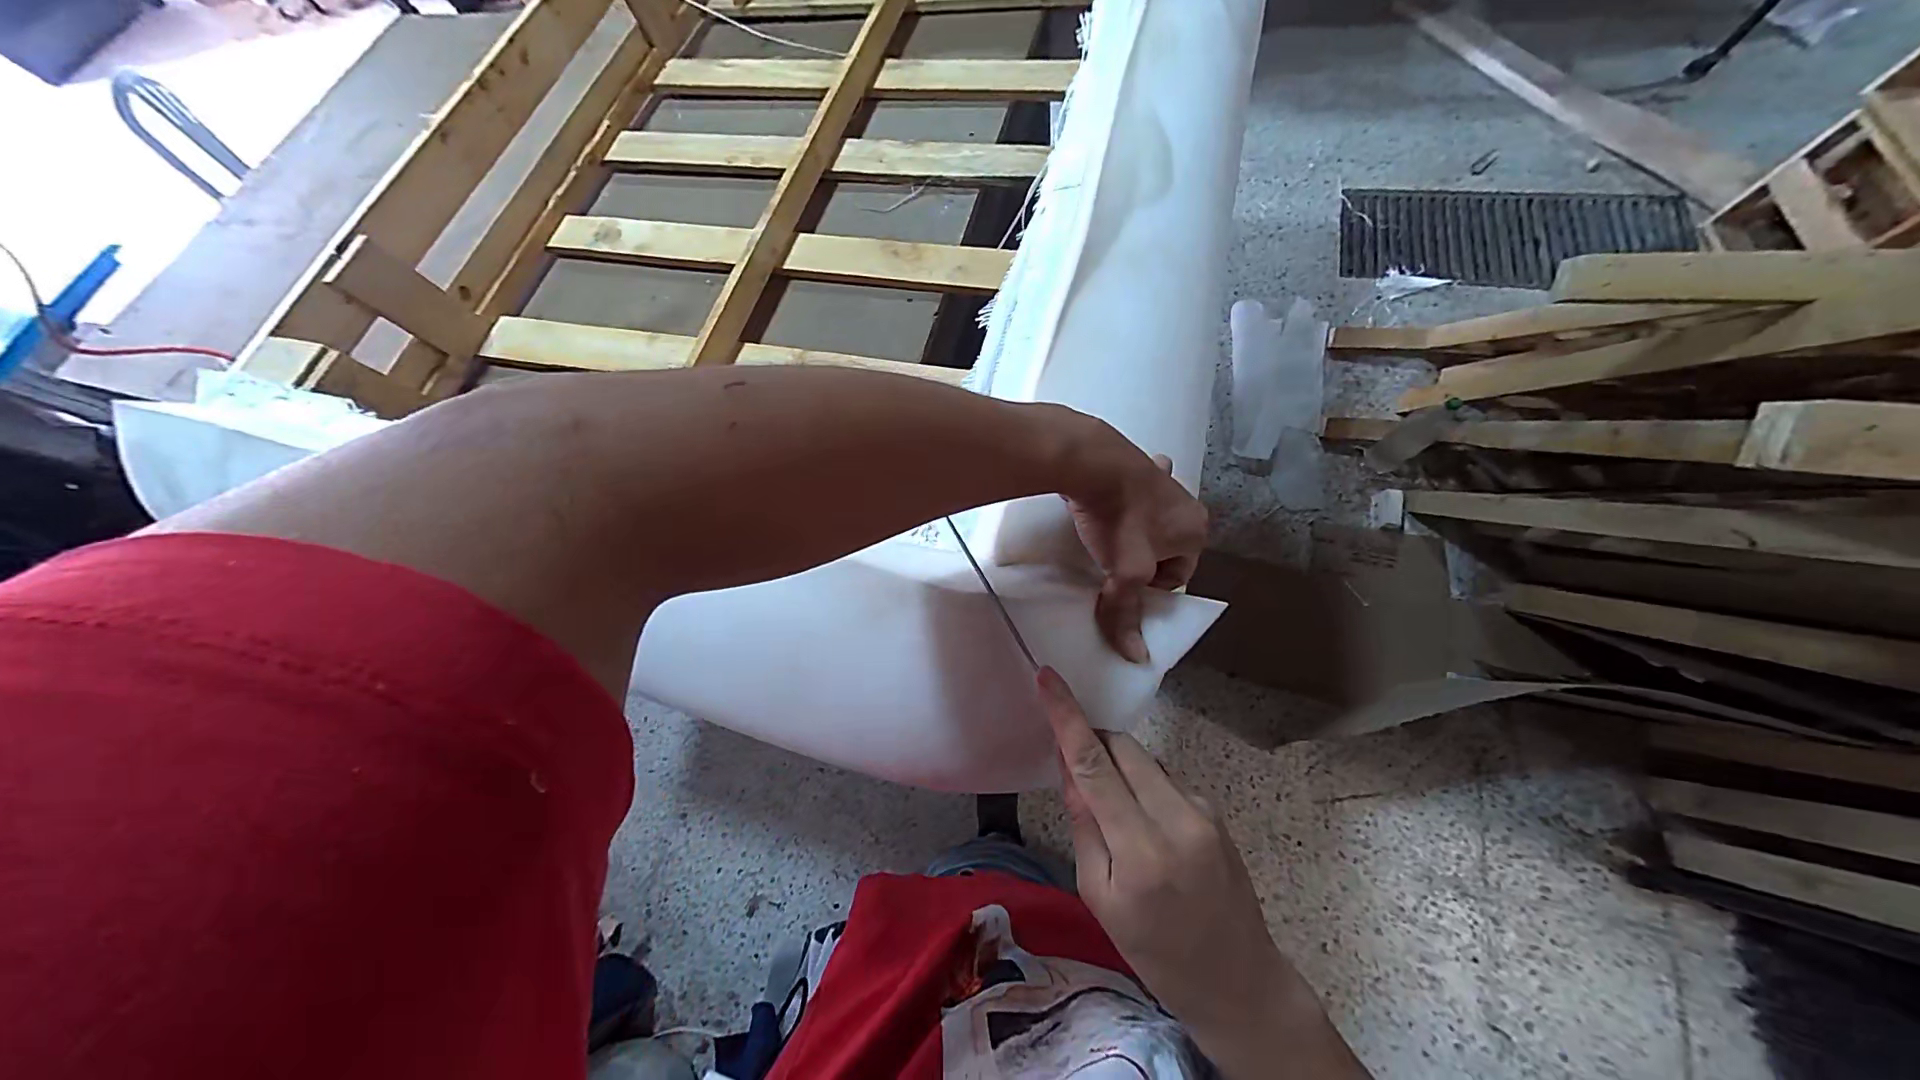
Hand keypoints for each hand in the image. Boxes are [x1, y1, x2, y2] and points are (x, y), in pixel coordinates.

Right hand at [1038, 668, 1368, 1079]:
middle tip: (1074, 766)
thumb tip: (1070, 767)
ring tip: (1117, 818)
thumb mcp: (1100, 898)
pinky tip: (1149, 830)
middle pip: (1122, 749)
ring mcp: (1203, 812)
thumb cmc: (1155, 952)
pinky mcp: (1215, 813)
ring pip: (1145, 762)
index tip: (1048, 677)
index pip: (1093, 765)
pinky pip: (1166, 781)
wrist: (1239, 982)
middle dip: (1093, 743)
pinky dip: (1145, 789)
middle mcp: (1177, 819)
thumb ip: (1084, 826)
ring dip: (1119, 770)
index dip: (1066, 717)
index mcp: (1140, 851)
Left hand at [1064, 448, 1206, 664]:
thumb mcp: (1125, 572)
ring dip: (1132, 531)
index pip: (1177, 577)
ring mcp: (1163, 483)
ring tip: (1107, 535)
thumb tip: (1137, 657)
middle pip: (1164, 550)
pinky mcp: (1137, 468)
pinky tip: (1105, 500)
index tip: (1123, 588)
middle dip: (1141, 559)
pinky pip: (1132, 495)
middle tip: (1113, 564)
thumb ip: (1127, 612)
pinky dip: (1122, 501)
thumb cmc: (1119, 520)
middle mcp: (1187, 506)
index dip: (1149, 588)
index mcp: (1195, 532)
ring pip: (1147, 522)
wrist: (1092, 462)